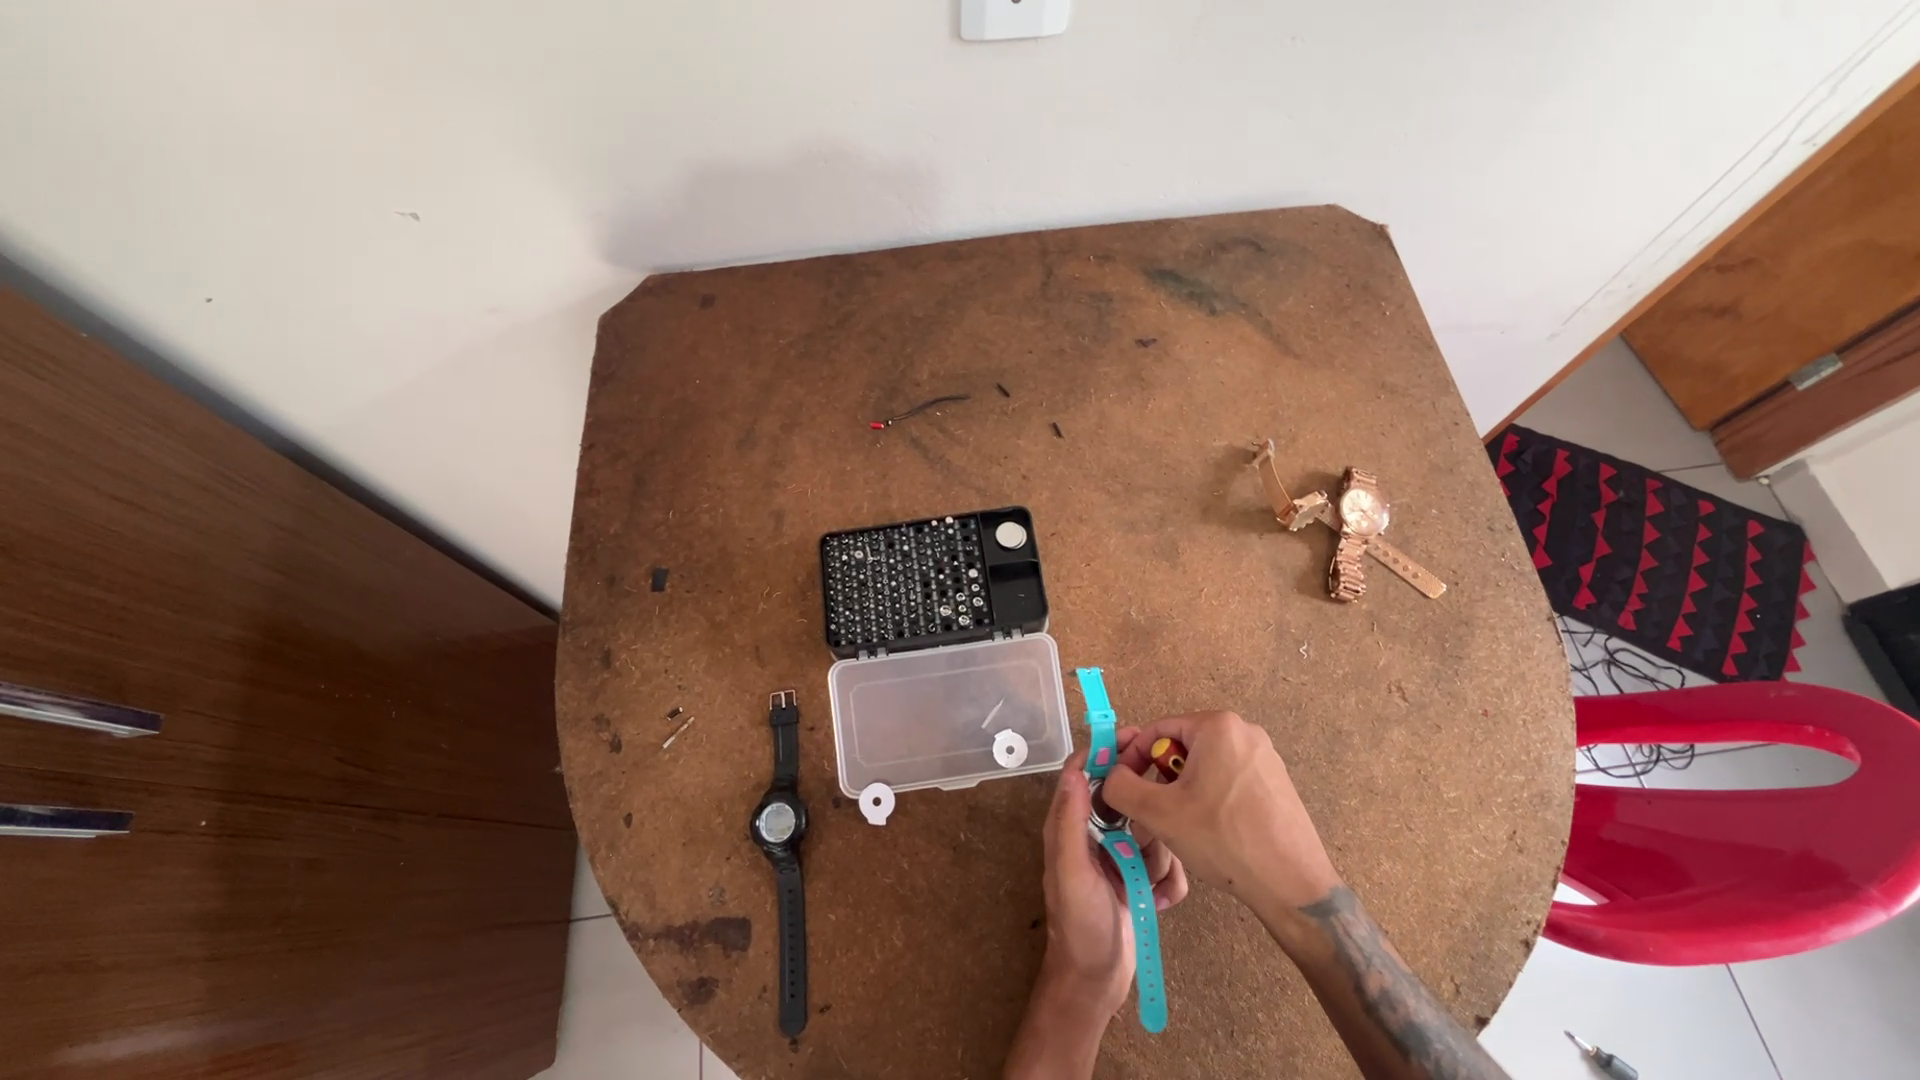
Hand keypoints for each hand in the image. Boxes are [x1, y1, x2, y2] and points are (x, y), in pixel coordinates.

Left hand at [1039, 742, 1188, 1016]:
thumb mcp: (1070, 872)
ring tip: (1151, 884)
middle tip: (1157, 835)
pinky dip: (1168, 881)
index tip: (1138, 739)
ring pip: (1153, 830)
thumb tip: (1075, 771)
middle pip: (1127, 798)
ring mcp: (1119, 856)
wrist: (1096, 982)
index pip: (1084, 772)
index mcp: (1069, 826)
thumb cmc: (1079, 927)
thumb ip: (1069, 822)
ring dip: (1160, 858)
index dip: (1106, 751)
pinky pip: (1165, 862)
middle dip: (1149, 815)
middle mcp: (1093, 834)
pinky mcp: (1139, 878)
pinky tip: (1160, 901)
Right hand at [1102, 711, 1340, 913]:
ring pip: (1203, 766)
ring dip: (1182, 791)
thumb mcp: (1159, 812)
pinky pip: (1227, 779)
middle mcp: (1244, 731)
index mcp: (1217, 726)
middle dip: (1159, 777)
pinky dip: (1209, 799)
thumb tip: (1111, 777)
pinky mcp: (1276, 783)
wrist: (1291, 884)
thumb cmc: (1223, 838)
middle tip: (1152, 811)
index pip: (1156, 730)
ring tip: (1180, 826)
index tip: (1123, 788)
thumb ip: (1121, 786)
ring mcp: (1265, 757)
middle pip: (1180, 747)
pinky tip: (1210, 831)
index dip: (1132, 758)